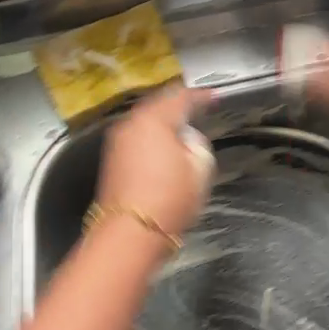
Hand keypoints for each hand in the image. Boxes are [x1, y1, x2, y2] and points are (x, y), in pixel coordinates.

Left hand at [96, 85, 215, 236]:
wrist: (130, 233)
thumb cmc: (170, 199)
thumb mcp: (200, 169)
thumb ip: (197, 144)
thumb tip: (187, 139)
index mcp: (155, 119)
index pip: (181, 97)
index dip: (201, 96)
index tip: (215, 97)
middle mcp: (132, 122)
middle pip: (158, 103)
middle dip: (178, 103)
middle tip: (197, 106)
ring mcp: (119, 140)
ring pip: (145, 119)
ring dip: (162, 119)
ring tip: (182, 123)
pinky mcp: (113, 158)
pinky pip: (137, 134)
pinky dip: (152, 133)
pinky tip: (163, 141)